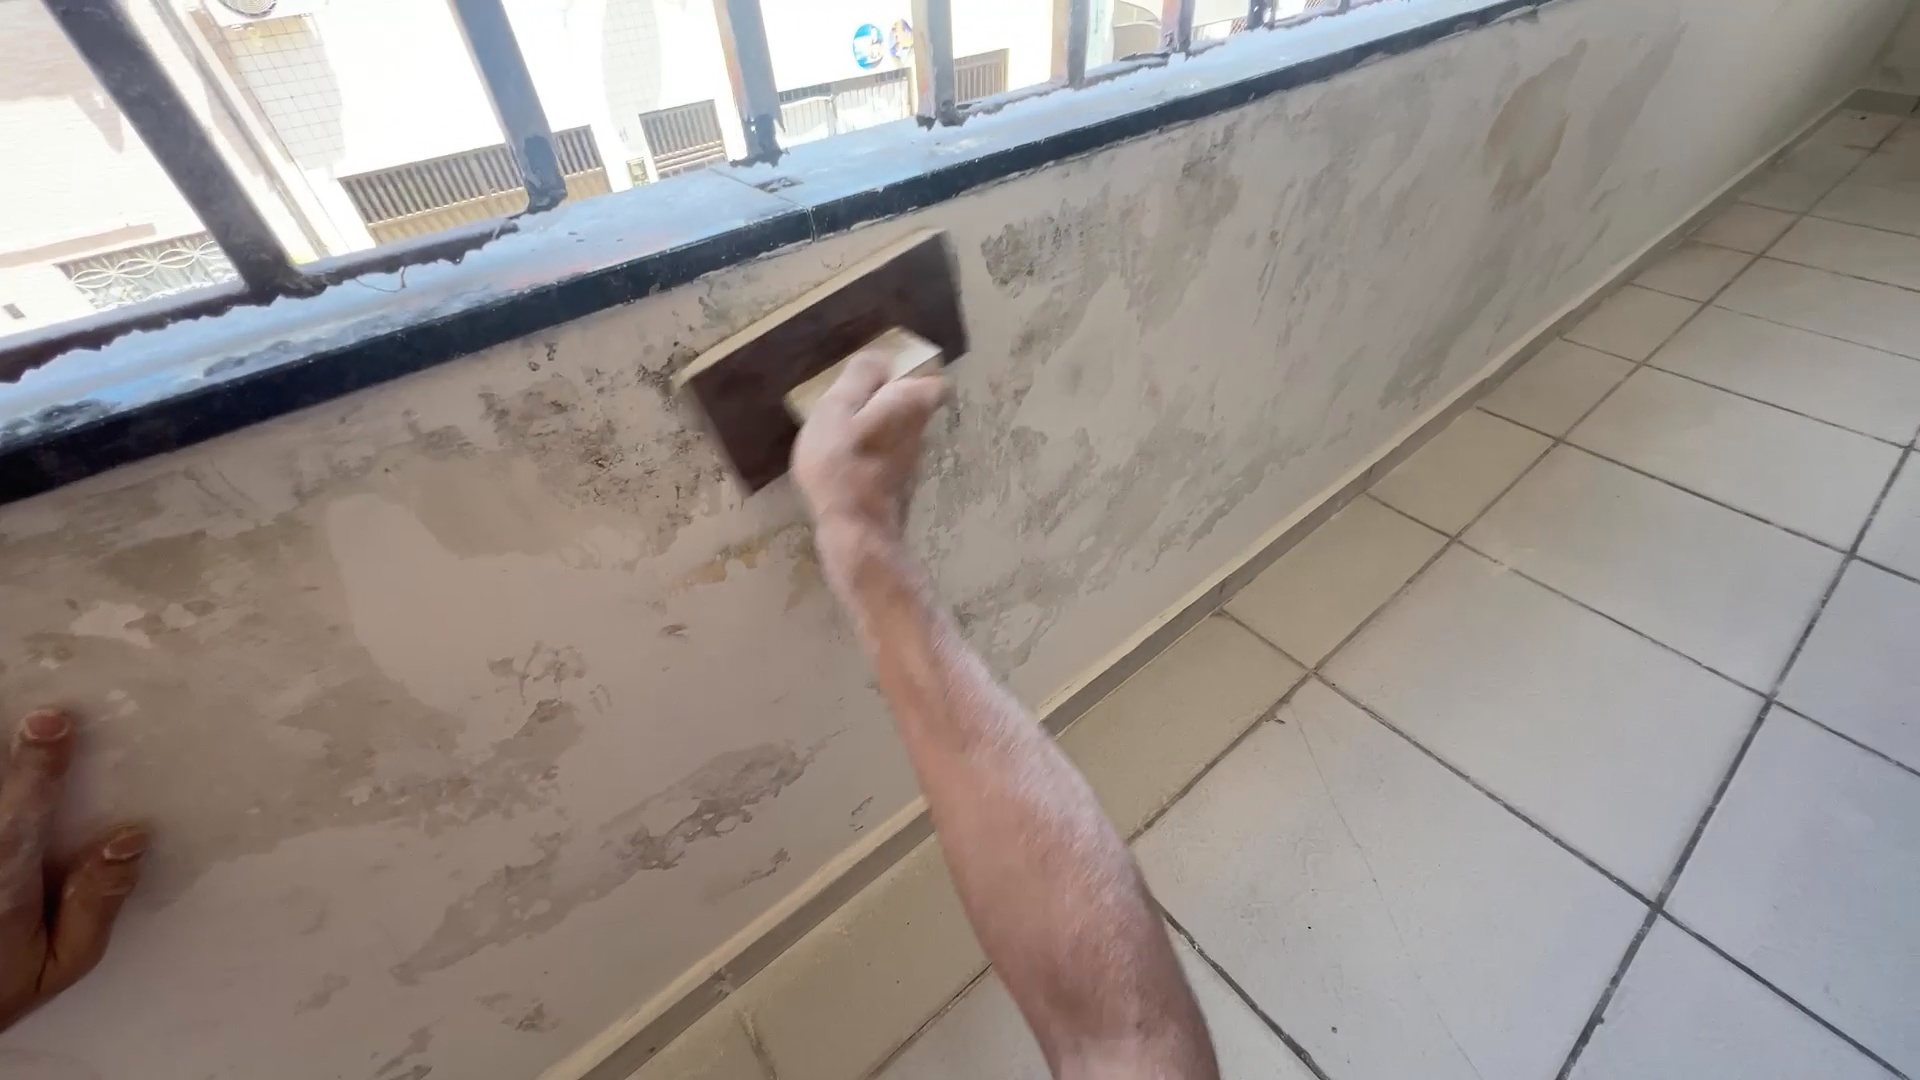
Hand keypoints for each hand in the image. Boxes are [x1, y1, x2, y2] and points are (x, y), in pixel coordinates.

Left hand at [0, 709, 146, 1032]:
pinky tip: (12, 774)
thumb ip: (96, 902)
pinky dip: (6, 791)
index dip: (37, 769)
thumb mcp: (62, 963)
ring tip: (20, 730)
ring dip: (3, 775)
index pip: (19, 821)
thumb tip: (131, 834)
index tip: (51, 721)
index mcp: (0, 895)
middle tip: (39, 713)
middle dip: (12, 759)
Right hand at [791, 344, 946, 545]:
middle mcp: (919, 434)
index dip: (918, 375)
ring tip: (844, 433)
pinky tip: (847, 463)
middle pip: (916, 409)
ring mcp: (912, 465)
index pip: (937, 383)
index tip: (889, 375)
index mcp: (909, 407)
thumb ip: (860, 379)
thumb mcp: (837, 409)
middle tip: (855, 402)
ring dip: (881, 430)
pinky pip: (889, 460)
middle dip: (893, 401)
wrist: (856, 531)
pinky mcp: (899, 489)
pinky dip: (874, 455)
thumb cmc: (842, 464)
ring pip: (902, 436)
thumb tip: (882, 357)